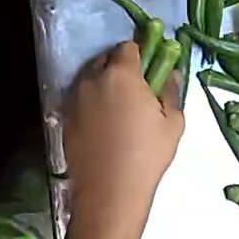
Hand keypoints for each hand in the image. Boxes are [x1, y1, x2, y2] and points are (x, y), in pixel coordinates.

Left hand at [62, 41, 184, 219]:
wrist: (110, 191)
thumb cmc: (148, 154)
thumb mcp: (173, 122)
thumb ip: (171, 91)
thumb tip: (171, 73)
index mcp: (122, 75)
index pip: (128, 47)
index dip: (141, 53)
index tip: (150, 65)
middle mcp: (93, 81)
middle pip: (105, 60)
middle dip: (121, 66)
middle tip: (138, 87)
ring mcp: (75, 101)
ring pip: (90, 81)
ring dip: (104, 85)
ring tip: (120, 108)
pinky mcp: (65, 121)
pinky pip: (81, 103)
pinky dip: (92, 105)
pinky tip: (105, 126)